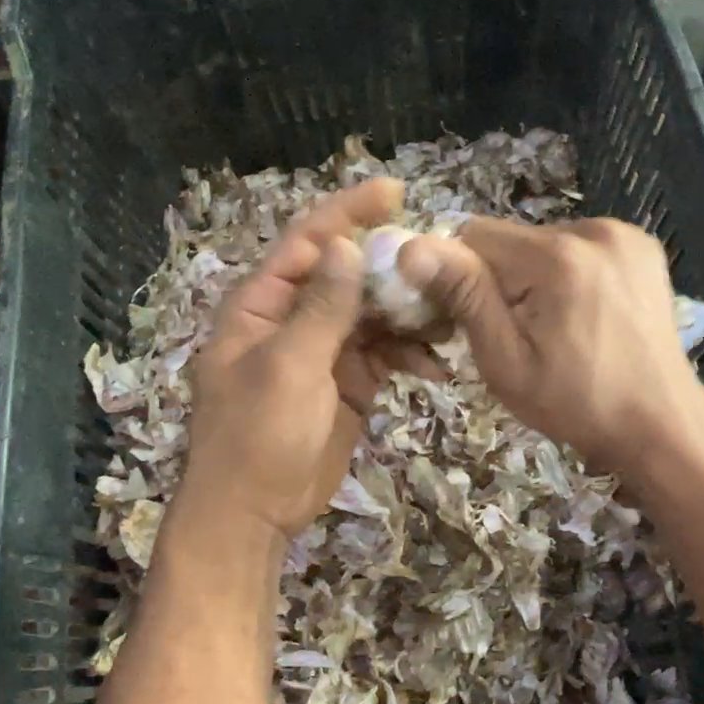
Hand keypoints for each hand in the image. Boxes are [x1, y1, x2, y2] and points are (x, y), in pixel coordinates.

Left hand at [183, 179, 438, 537]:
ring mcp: (324, 351)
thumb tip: (346, 246)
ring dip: (409, 313)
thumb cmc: (256, 436)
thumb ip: (321, 307)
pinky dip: (409, 355)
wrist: (254, 513)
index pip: (308, 242)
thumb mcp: (288, 366)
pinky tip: (435, 366)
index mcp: (263, 304)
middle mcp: (294, 318)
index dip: (348, 212)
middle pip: (348, 274)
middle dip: (393, 266)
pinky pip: (384, 354)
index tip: (396, 190)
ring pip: (373, 314)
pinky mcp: (349, 382)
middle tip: (441, 261)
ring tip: (449, 315)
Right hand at [398, 217, 703, 475]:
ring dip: (536, 276)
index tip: (470, 320)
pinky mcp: (643, 246)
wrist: (660, 423)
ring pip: (544, 242)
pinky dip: (570, 273)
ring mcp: (625, 234)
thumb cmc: (576, 403)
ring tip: (557, 328)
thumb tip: (409, 247)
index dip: (460, 276)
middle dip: (501, 279)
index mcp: (556, 257)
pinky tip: (585, 313)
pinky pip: (580, 246)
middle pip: (511, 239)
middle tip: (518, 334)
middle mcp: (593, 229)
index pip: (471, 236)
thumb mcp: (506, 361)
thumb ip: (462, 296)